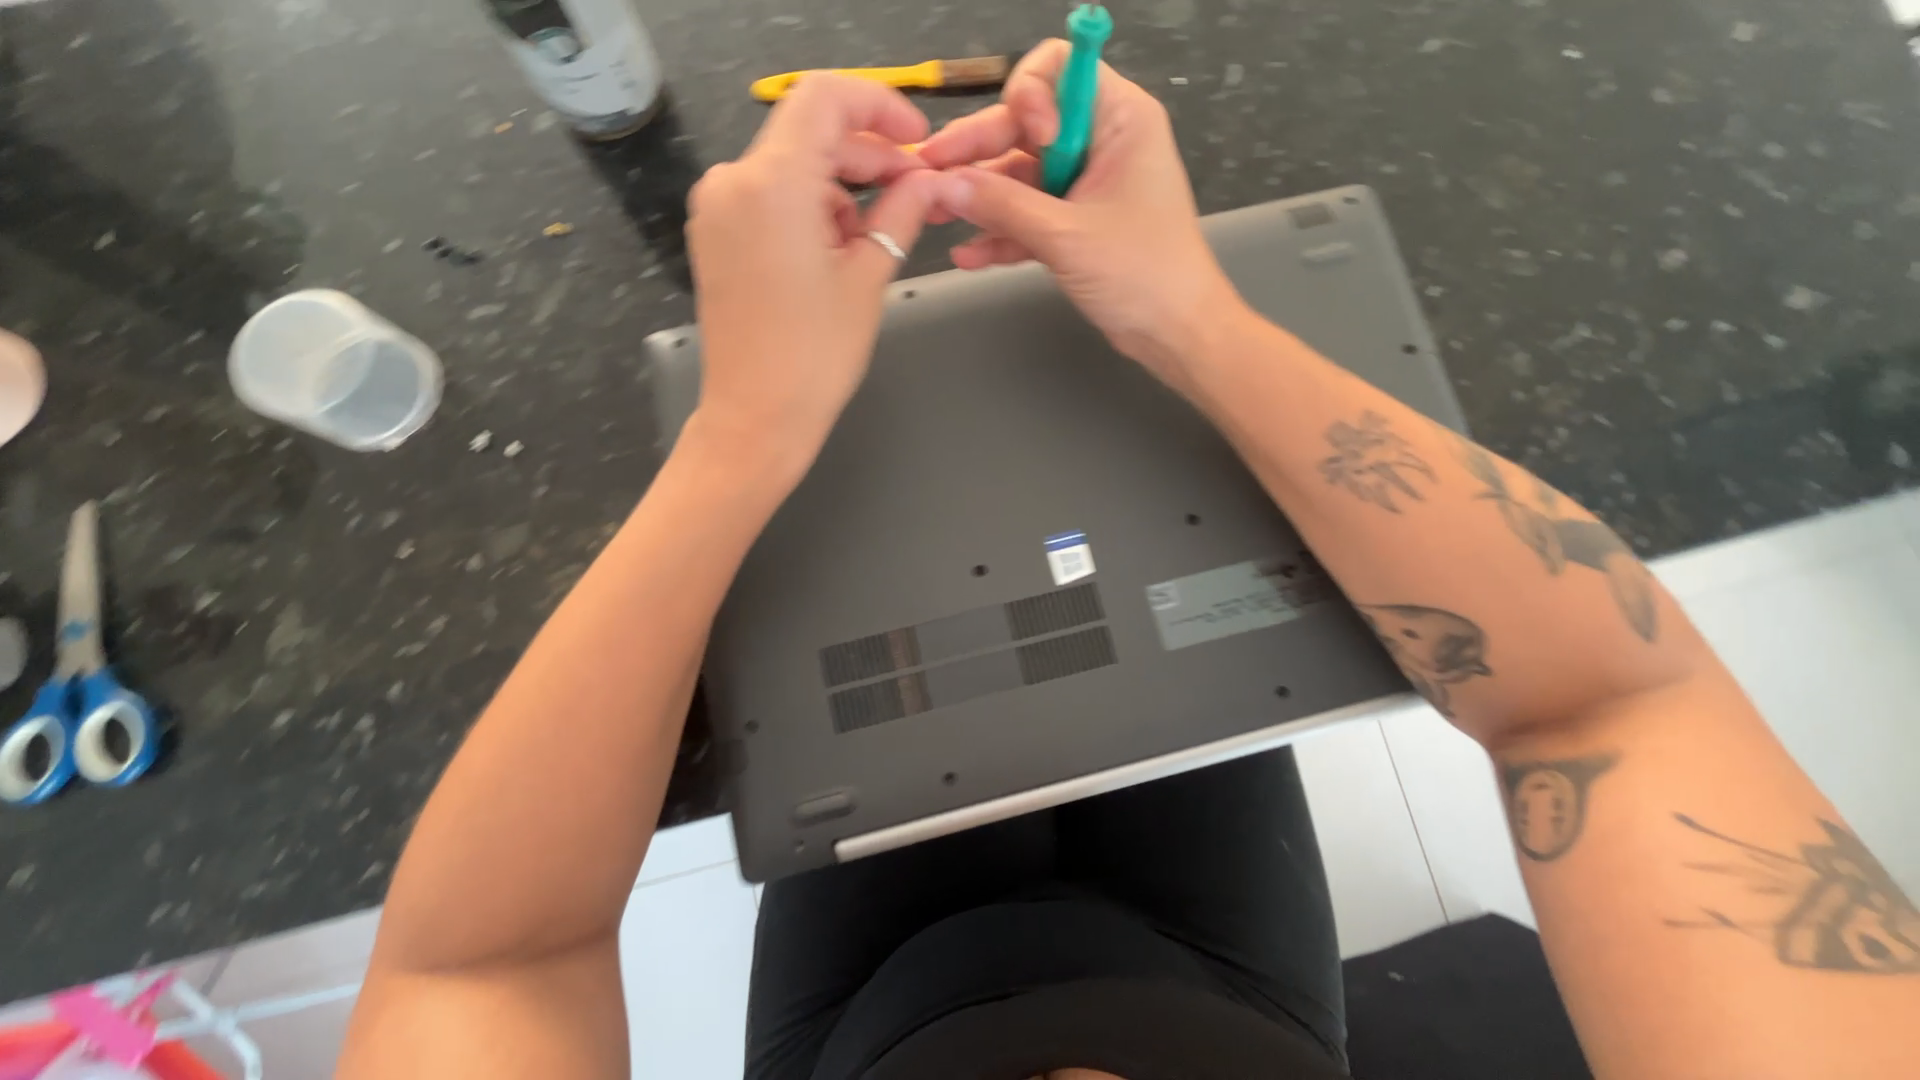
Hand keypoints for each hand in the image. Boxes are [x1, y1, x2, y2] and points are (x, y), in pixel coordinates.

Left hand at [685, 75, 962, 465]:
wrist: (756, 417)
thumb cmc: (814, 356)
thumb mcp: (869, 277)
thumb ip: (901, 212)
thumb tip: (928, 181)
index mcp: (771, 183)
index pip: (827, 98)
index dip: (880, 107)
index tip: (915, 138)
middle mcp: (732, 182)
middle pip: (808, 132)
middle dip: (866, 154)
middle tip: (914, 189)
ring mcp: (717, 209)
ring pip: (790, 167)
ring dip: (840, 186)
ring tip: (873, 238)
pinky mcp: (716, 235)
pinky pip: (769, 197)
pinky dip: (809, 207)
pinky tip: (837, 248)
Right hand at [916, 41, 1241, 393]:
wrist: (1174, 333)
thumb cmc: (1143, 274)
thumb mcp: (1066, 235)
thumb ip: (1003, 206)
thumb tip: (945, 184)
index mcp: (1119, 119)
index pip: (1059, 70)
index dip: (1028, 95)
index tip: (1021, 136)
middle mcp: (1100, 142)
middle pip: (1025, 126)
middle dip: (978, 151)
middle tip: (928, 170)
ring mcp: (1085, 186)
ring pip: (1020, 175)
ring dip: (978, 197)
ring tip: (931, 213)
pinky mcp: (1074, 224)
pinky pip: (1028, 216)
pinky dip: (1000, 233)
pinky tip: (967, 253)